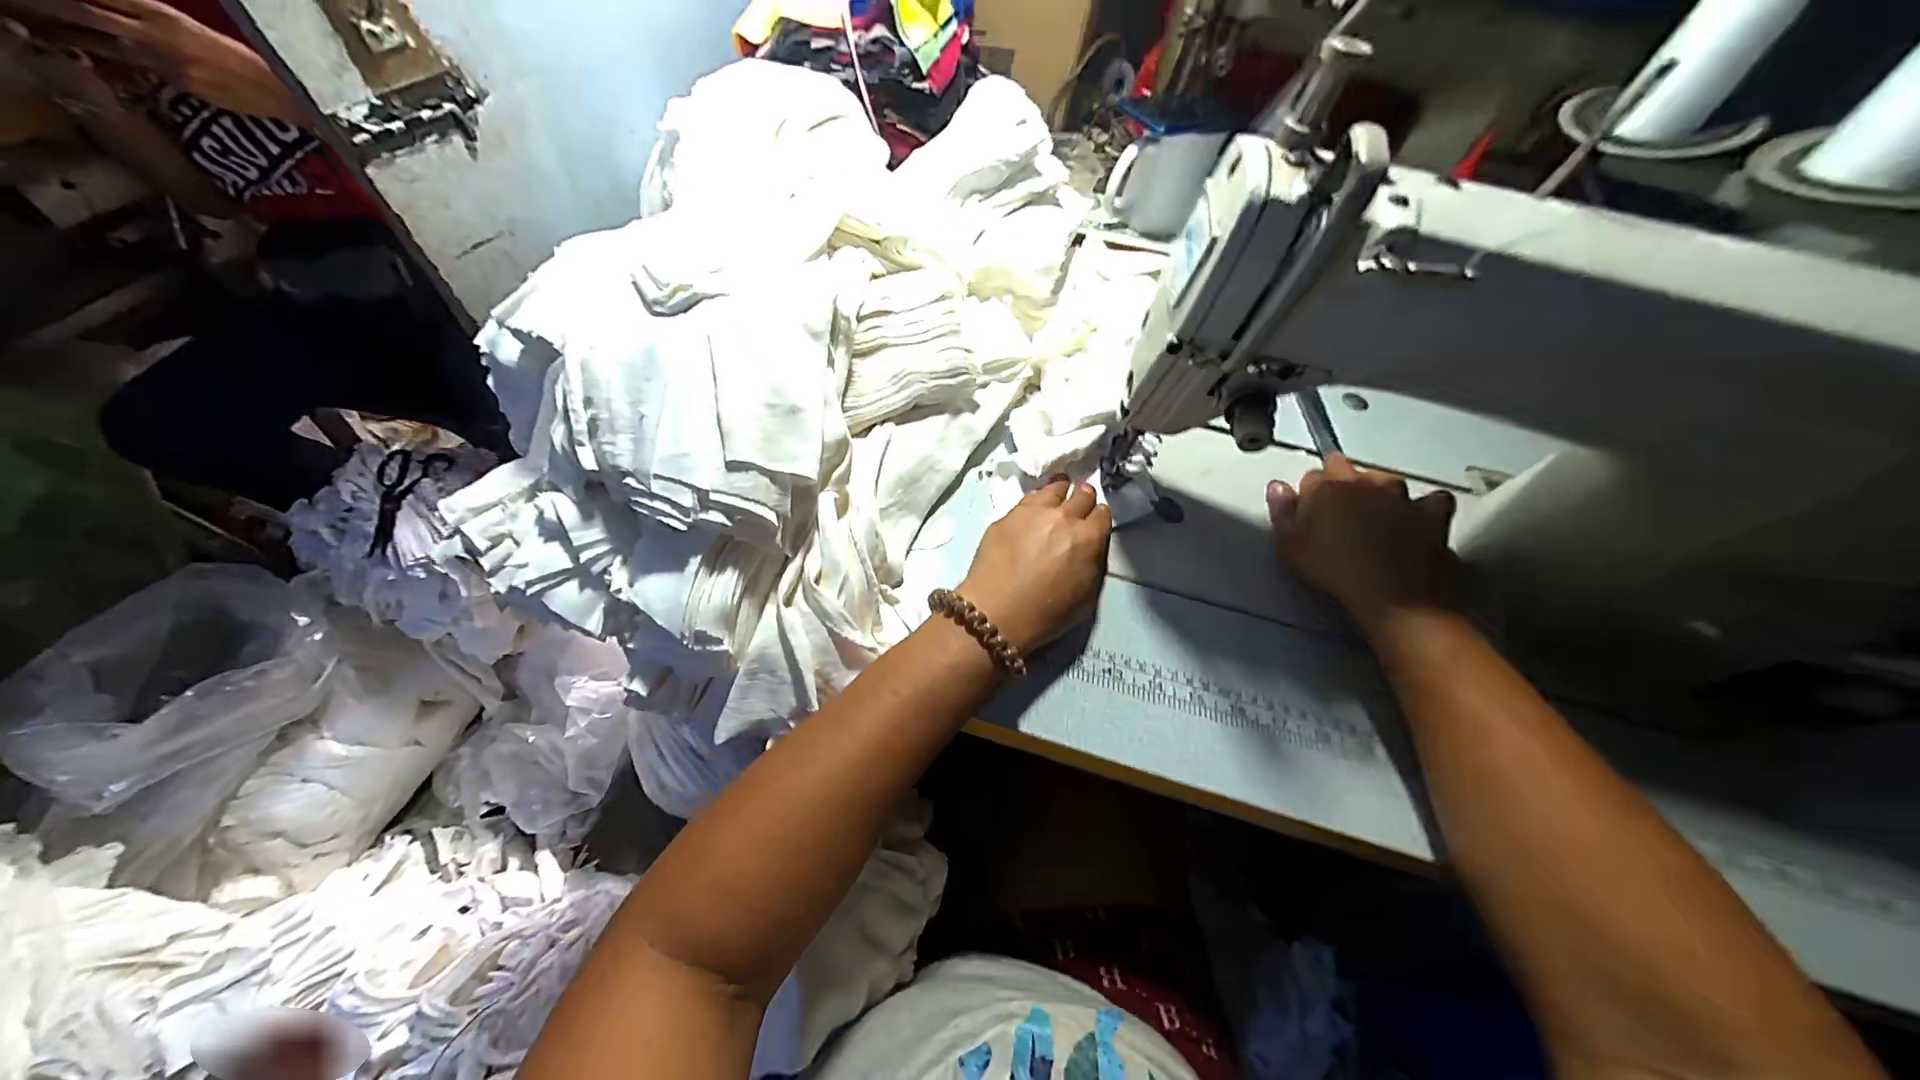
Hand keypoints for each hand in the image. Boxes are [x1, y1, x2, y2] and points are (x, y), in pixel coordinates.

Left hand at [1, 0, 304, 121]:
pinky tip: (65, 54)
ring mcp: (164, 54)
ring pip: (90, 33)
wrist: (288, 94)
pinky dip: (88, 57)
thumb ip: (160, 26)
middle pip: (79, 5)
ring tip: (18, 22)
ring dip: (51, 28)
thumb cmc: (251, 69)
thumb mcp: (199, 37)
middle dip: (39, 4)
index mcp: (162, 12)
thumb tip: (125, 28)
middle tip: (8, 6)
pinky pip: (120, 65)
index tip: (31, 0)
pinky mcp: (176, 80)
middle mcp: (155, 28)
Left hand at [957, 479, 1111, 653]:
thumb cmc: (1046, 613)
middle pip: (1081, 493)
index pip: (1103, 512)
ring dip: (1060, 494)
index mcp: (1088, 537)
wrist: (996, 613)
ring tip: (1055, 503)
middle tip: (1076, 511)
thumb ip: (1094, 562)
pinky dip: (1036, 502)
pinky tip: (1032, 512)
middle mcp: (1063, 516)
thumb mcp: (1087, 596)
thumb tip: (1091, 547)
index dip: (1099, 519)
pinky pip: (1028, 499)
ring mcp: (1033, 511)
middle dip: (1082, 500)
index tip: (1093, 525)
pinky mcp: (1007, 515)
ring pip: (1054, 488)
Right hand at [1267, 454, 1454, 633]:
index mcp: (1325, 487)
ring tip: (1373, 519)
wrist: (1390, 595)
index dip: (1309, 495)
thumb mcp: (1291, 547)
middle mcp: (1363, 482)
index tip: (1309, 514)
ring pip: (1385, 480)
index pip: (1312, 475)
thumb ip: (1282, 512)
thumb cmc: (1335, 571)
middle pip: (1347, 469)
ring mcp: (1400, 494)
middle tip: (1337, 516)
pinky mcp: (1430, 511)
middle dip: (1341, 484)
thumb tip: (1277, 488)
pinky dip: (1423, 507)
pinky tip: (1414, 520)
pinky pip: (1430, 500)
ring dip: (1378, 492)